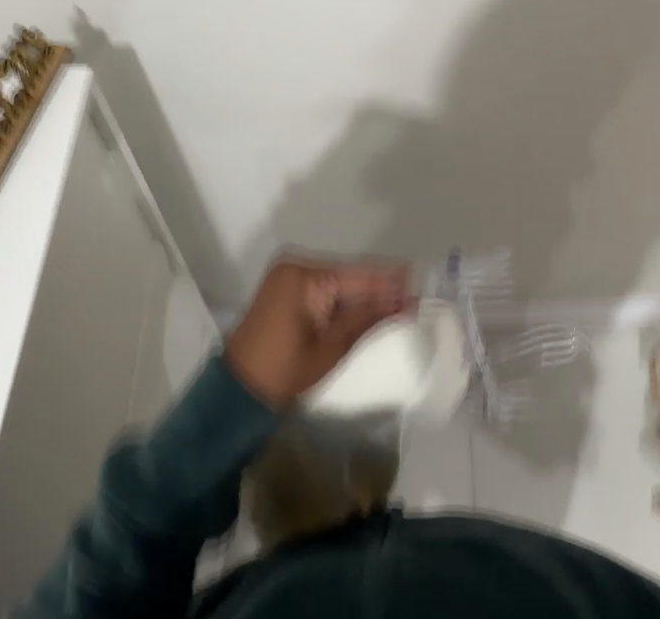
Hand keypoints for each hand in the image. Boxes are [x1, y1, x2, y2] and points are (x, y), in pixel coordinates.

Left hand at [222, 255, 409, 408]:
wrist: (237, 392)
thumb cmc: (285, 371)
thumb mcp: (333, 346)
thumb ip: (369, 317)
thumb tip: (406, 301)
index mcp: (306, 275)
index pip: (360, 274)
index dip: (392, 282)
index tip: (422, 285)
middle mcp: (297, 266)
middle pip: (351, 276)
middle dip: (381, 290)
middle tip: (414, 301)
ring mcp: (289, 278)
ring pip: (340, 284)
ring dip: (365, 297)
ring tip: (399, 306)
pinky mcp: (286, 291)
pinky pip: (325, 291)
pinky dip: (345, 303)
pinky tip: (369, 312)